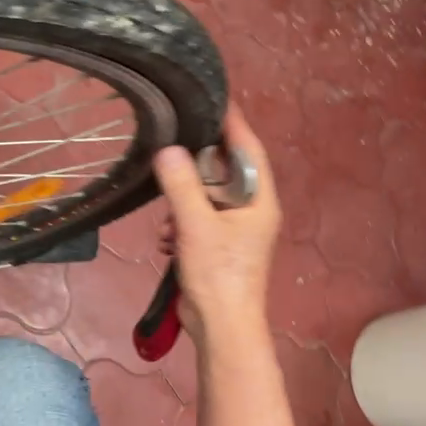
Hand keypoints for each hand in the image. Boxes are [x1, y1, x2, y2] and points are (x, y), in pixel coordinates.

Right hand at [151, 104, 281, 339]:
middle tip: (169, 159)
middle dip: (195, 172)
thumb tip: (169, 150)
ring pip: (206, 201)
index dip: (232, 124)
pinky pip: (198, 224)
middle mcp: (252, 212)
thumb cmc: (218, 273)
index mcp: (259, 200)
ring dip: (182, 205)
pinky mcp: (218, 250)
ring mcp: (236, 232)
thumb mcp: (196, 225)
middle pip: (223, 175)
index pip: (247, 150)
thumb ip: (182, 186)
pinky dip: (180, 227)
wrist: (222, 325)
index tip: (213, 100)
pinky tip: (165, 239)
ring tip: (166, 217)